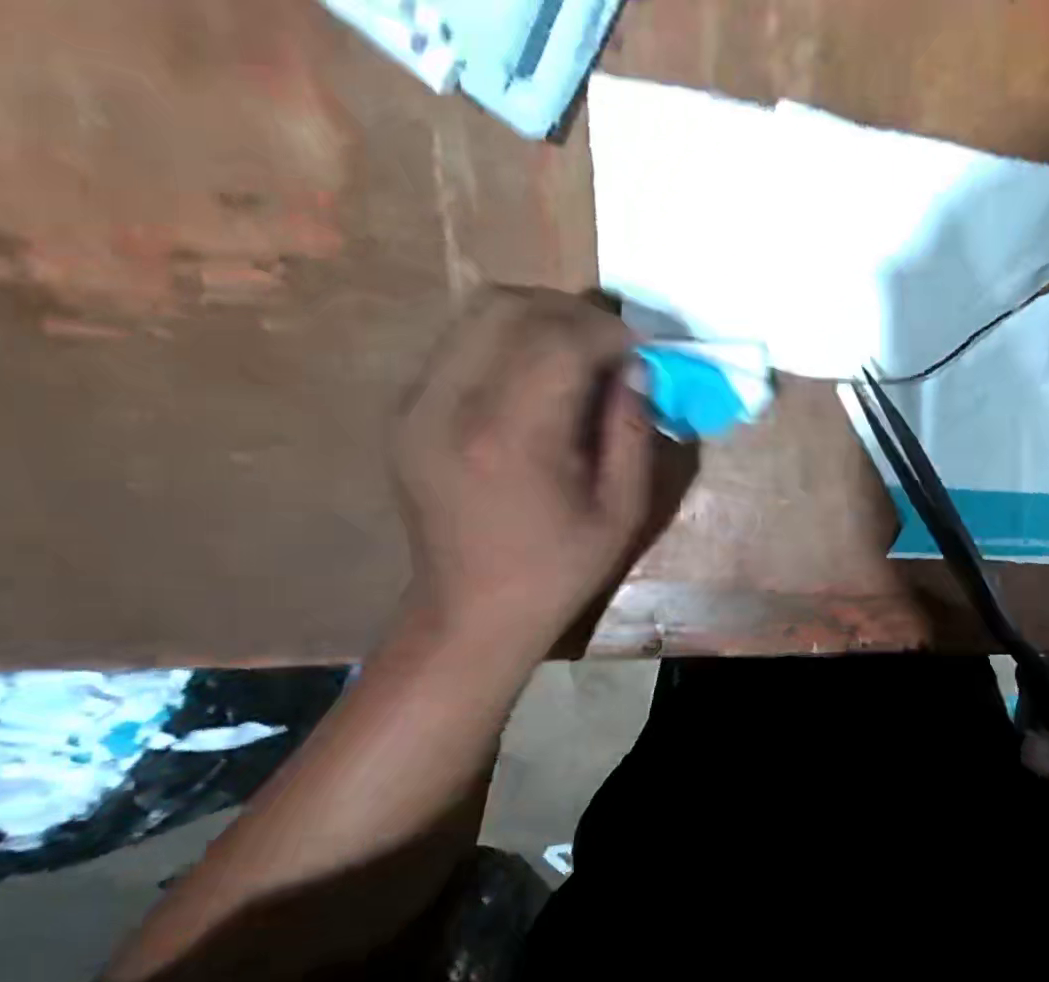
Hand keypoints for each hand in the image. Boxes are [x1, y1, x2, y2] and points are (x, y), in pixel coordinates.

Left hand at [393, 288, 692, 648]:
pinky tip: (539, 373)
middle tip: (614, 344)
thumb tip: (636, 368)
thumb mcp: (623, 510)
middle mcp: (451, 406)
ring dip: (540, 317)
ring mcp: (417, 403)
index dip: (610, 332)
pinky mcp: (405, 408)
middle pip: (511, 307)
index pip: (560, 340)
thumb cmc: (560, 568)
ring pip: (478, 311)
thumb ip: (633, 430)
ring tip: (580, 352)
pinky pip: (460, 340)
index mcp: (512, 439)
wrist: (472, 608)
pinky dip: (509, 338)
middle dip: (575, 313)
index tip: (642, 350)